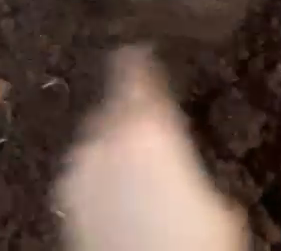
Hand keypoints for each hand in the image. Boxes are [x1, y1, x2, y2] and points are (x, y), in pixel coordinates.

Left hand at [56, 47, 246, 250]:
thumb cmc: (196, 243)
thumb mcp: (218, 205)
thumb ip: (192, 168)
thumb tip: (189, 170)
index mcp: (150, 123)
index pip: (137, 68)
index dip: (140, 57)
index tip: (142, 49)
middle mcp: (107, 131)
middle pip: (114, 105)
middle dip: (127, 114)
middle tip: (149, 136)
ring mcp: (80, 161)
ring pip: (95, 139)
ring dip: (110, 148)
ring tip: (133, 176)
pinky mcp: (62, 193)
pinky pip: (82, 172)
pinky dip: (94, 176)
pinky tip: (113, 199)